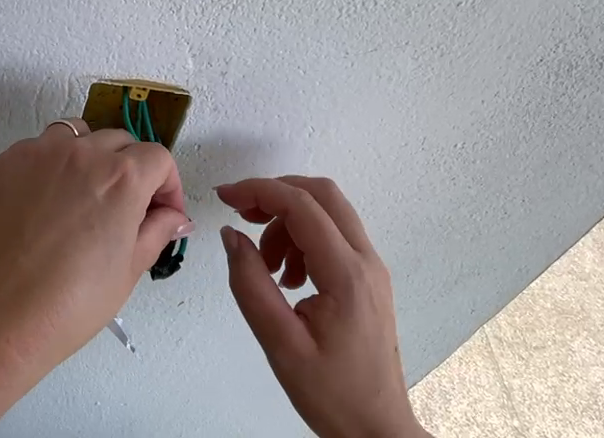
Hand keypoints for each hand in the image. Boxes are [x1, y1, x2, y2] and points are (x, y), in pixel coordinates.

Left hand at [0, 118, 191, 372]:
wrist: (0, 312)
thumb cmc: (72, 301)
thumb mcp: (130, 269)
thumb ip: (158, 230)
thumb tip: (175, 216)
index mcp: (121, 177)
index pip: (158, 158)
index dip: (167, 185)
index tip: (162, 212)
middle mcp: (83, 152)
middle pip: (120, 141)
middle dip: (132, 169)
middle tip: (126, 209)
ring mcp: (41, 151)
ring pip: (79, 134)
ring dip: (91, 155)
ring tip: (85, 196)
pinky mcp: (9, 159)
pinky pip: (41, 147)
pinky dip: (53, 163)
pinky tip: (48, 202)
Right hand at [217, 177, 426, 437]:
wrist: (379, 432)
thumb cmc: (332, 394)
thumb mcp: (279, 343)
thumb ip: (250, 283)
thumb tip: (230, 234)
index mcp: (347, 275)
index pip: (301, 205)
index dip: (258, 190)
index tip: (224, 197)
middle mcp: (367, 261)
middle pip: (322, 193)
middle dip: (275, 193)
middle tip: (242, 214)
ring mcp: (372, 268)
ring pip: (328, 211)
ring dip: (288, 220)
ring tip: (265, 263)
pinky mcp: (369, 279)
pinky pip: (333, 234)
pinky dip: (302, 236)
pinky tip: (286, 275)